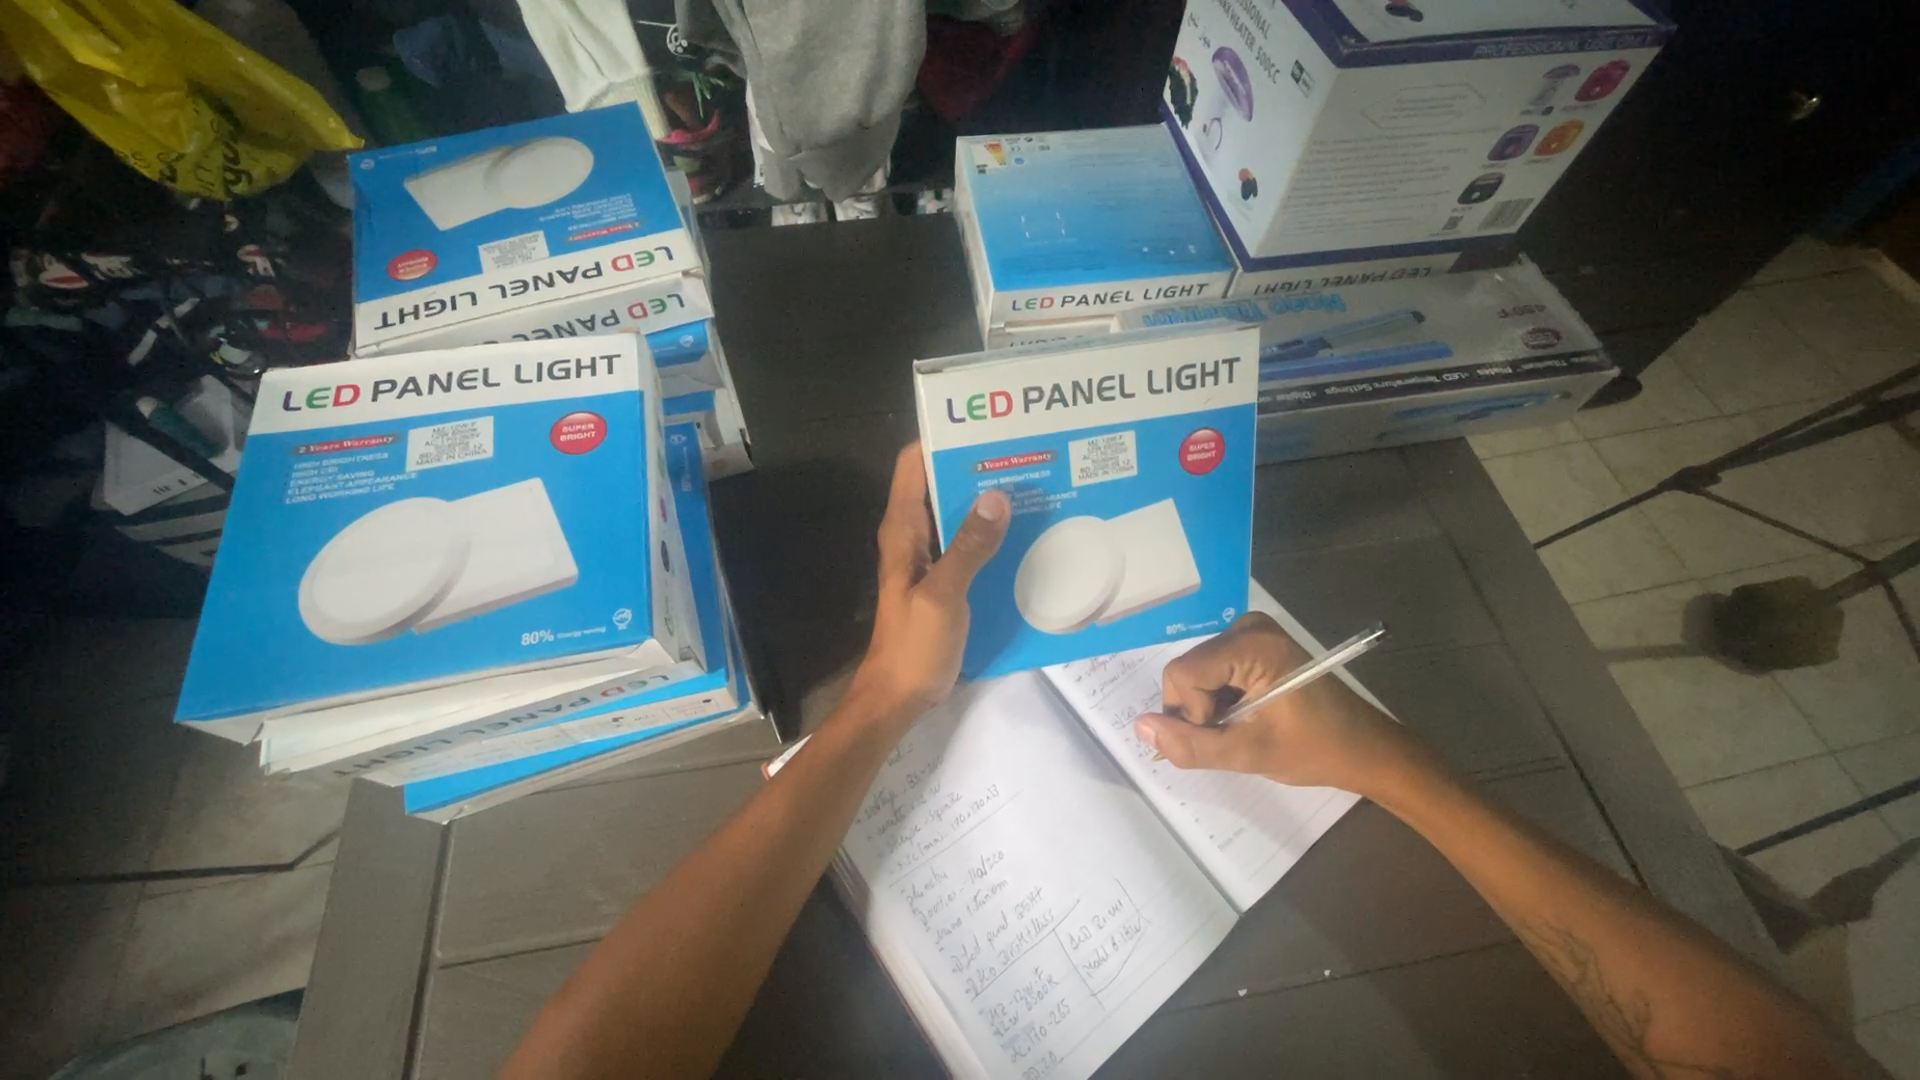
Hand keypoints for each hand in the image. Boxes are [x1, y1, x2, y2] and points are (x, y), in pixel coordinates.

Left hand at [847, 444, 1010, 722]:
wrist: (899, 696)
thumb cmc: (914, 645)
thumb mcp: (944, 595)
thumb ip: (969, 547)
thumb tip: (997, 496)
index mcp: (903, 529)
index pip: (913, 463)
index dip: (942, 439)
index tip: (985, 427)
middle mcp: (914, 535)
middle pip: (940, 484)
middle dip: (977, 467)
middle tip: (1026, 452)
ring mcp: (930, 557)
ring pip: (958, 515)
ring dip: (988, 502)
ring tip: (1036, 484)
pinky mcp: (946, 580)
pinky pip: (969, 545)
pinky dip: (992, 535)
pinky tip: (1027, 535)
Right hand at [1132, 612, 1424, 796]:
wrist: (1364, 747)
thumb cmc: (1315, 750)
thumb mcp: (1249, 754)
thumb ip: (1191, 744)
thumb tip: (1142, 727)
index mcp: (1251, 645)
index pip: (1182, 675)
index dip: (1192, 713)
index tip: (1227, 734)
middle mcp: (1247, 627)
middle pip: (1186, 671)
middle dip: (1198, 710)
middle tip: (1235, 735)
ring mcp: (1251, 631)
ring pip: (1195, 672)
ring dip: (1208, 706)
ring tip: (1244, 726)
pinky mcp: (1254, 642)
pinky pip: (1211, 668)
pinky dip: (1218, 696)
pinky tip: (1246, 713)